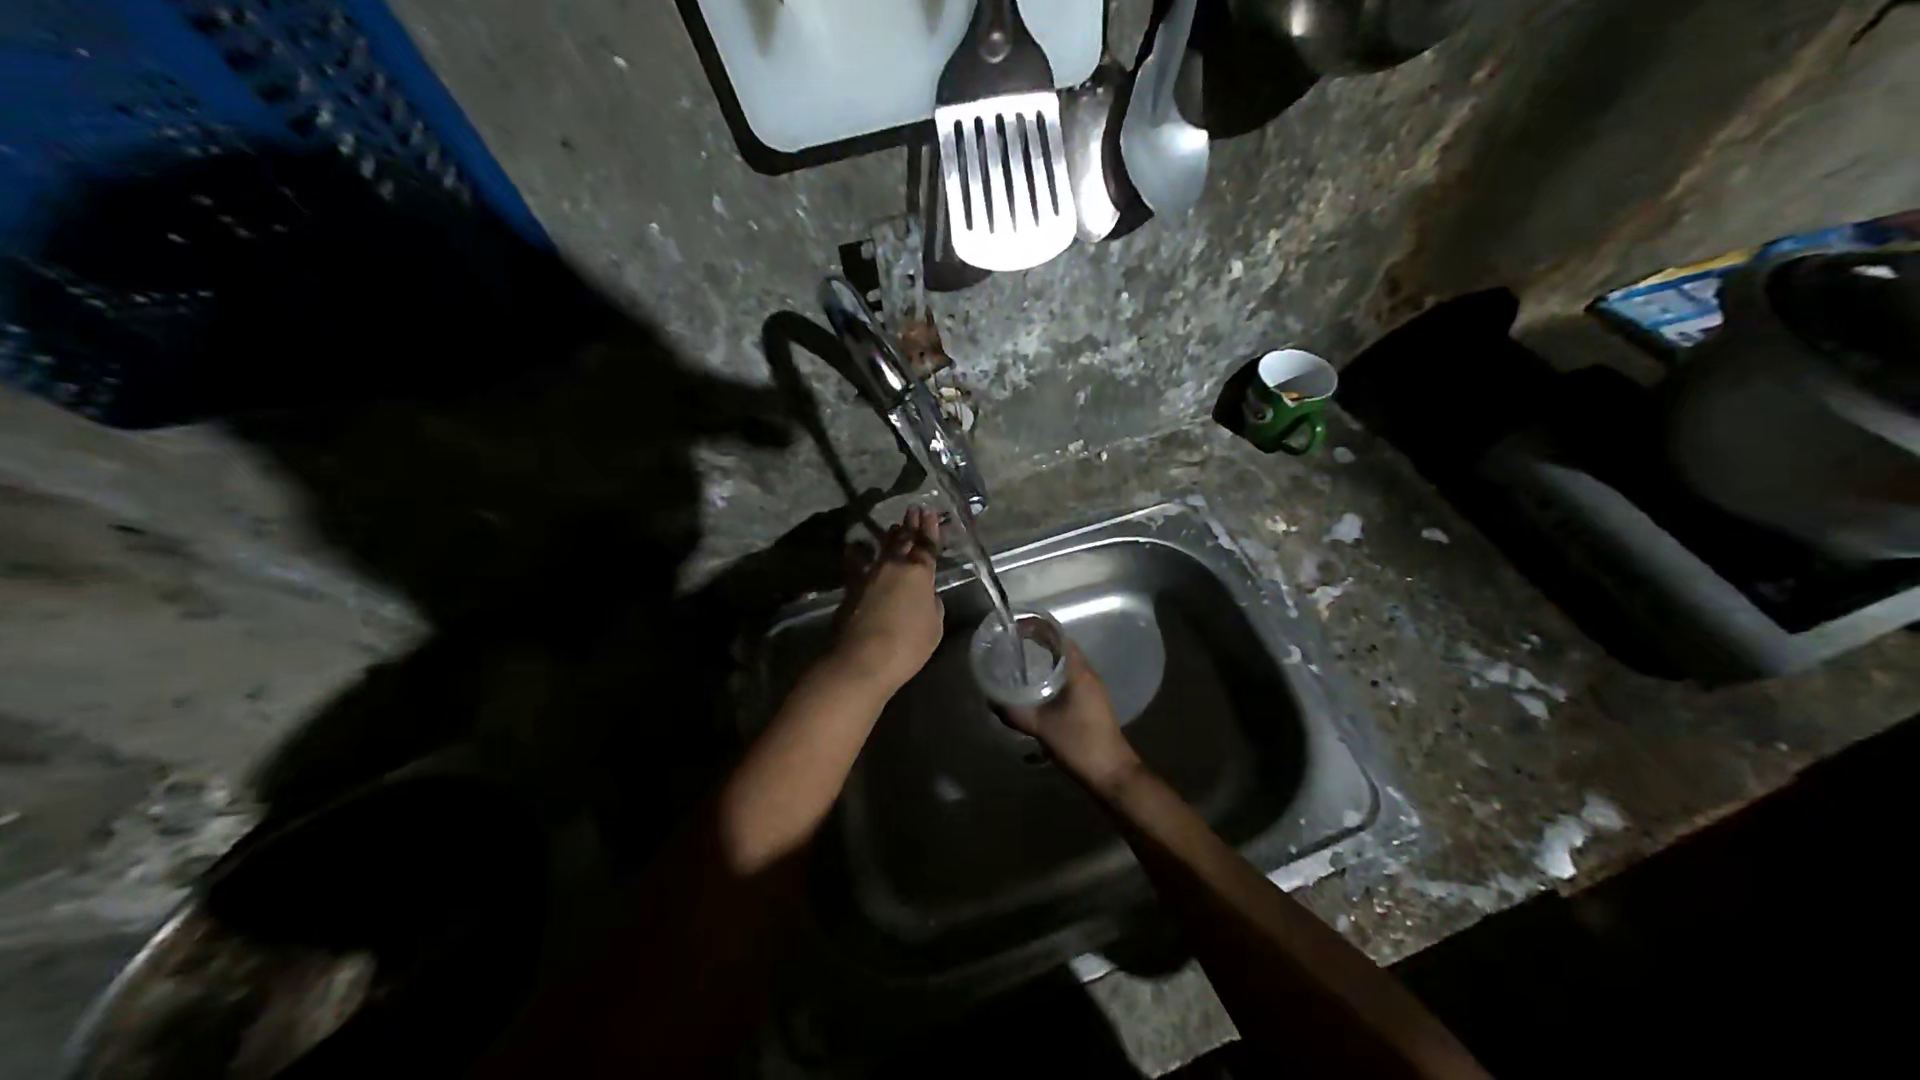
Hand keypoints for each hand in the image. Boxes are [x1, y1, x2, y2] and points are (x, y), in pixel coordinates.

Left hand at [829, 506, 944, 692]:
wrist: (862, 659)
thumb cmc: (907, 645)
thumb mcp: (934, 627)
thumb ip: (933, 605)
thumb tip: (926, 596)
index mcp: (920, 573)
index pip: (927, 545)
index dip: (930, 528)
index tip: (929, 513)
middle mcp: (894, 566)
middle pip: (904, 540)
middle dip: (910, 525)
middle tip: (913, 510)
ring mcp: (870, 574)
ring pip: (882, 548)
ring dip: (889, 536)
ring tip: (894, 526)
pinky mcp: (852, 587)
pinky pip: (857, 563)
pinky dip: (858, 553)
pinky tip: (856, 547)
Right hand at [1003, 640, 1141, 795]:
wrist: (1112, 773)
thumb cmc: (1079, 744)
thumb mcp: (1041, 727)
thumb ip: (1015, 712)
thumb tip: (991, 700)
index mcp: (1079, 672)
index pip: (1058, 636)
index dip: (1037, 628)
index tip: (1016, 628)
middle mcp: (1089, 674)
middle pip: (1063, 646)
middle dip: (1039, 640)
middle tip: (1013, 642)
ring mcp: (1093, 688)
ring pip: (1068, 662)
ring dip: (1047, 657)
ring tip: (1022, 660)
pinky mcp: (1093, 701)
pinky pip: (1071, 676)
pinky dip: (1054, 672)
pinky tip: (1039, 686)